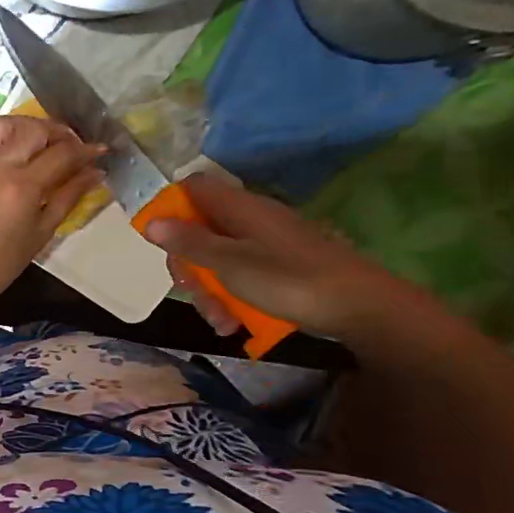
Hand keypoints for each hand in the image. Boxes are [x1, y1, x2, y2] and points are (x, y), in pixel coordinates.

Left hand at [0, 116, 104, 304]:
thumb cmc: (7, 259)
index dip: (85, 150)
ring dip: (23, 124)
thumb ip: (69, 196)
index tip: (98, 151)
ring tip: (36, 136)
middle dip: (58, 132)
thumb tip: (95, 172)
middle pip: (33, 130)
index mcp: (24, 186)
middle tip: (69, 144)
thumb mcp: (45, 229)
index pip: (62, 153)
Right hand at [141, 173, 433, 342]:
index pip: (192, 188)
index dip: (169, 208)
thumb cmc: (289, 280)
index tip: (160, 242)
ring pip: (218, 259)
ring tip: (221, 322)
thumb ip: (188, 243)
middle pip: (200, 230)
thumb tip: (151, 222)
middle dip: (189, 265)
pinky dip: (232, 297)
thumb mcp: (228, 264)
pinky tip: (236, 323)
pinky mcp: (281, 266)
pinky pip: (241, 274)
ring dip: (210, 291)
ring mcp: (267, 243)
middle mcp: (251, 218)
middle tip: (192, 293)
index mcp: (239, 208)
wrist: (362, 308)